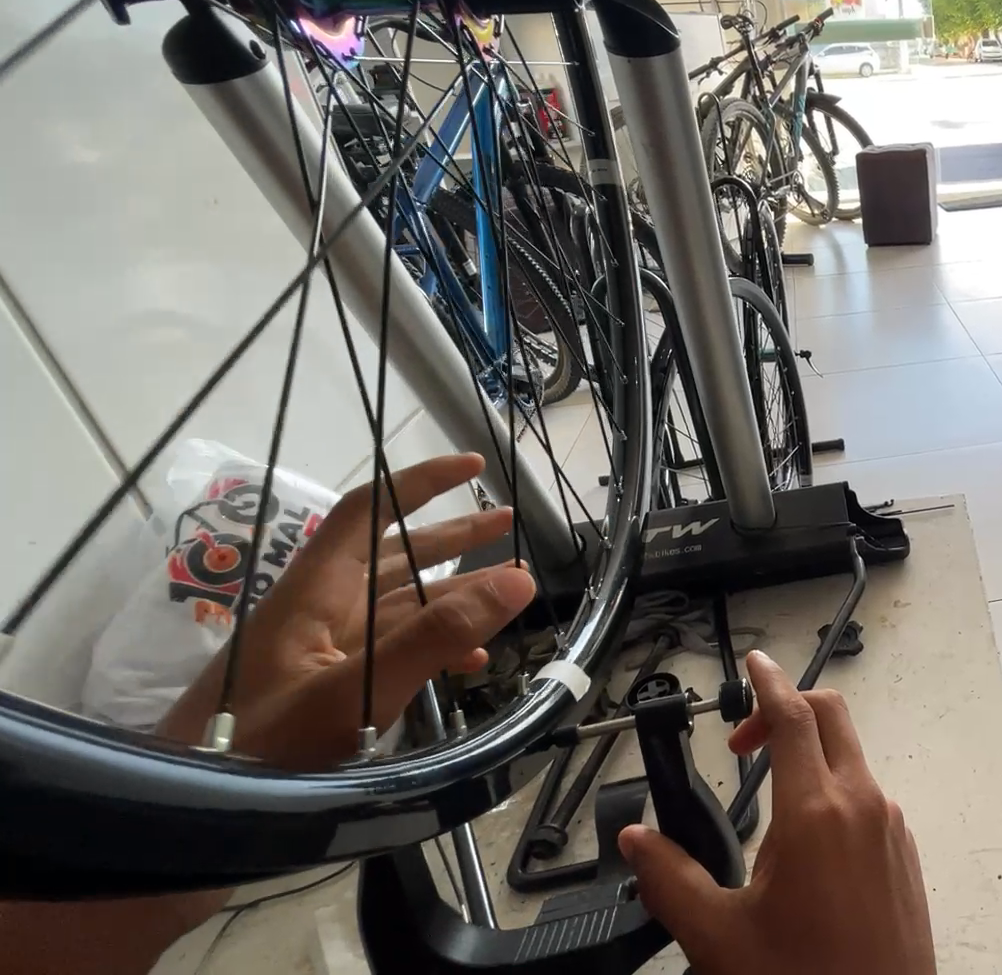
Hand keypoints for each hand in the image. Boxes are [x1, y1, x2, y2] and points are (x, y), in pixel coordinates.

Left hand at [156, 453, 535, 769]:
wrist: (182, 835)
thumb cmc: (261, 755)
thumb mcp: (358, 693)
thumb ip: (437, 636)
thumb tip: (520, 579)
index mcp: (312, 596)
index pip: (365, 514)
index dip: (417, 483)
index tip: (470, 466)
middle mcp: (320, 613)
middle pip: (393, 556)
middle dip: (453, 536)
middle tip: (506, 520)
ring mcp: (326, 653)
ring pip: (404, 605)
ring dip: (459, 594)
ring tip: (511, 586)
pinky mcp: (333, 688)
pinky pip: (399, 651)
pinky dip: (440, 647)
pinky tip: (472, 662)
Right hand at [619, 652, 935, 974]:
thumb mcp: (719, 936)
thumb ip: (670, 879)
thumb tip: (634, 838)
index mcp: (815, 810)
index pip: (793, 716)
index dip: (769, 681)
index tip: (753, 662)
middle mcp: (861, 802)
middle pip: (830, 717)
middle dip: (788, 708)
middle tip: (744, 741)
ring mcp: (889, 822)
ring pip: (849, 757)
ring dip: (810, 755)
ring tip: (769, 801)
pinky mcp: (904, 847)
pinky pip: (867, 795)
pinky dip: (834, 790)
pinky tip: (808, 843)